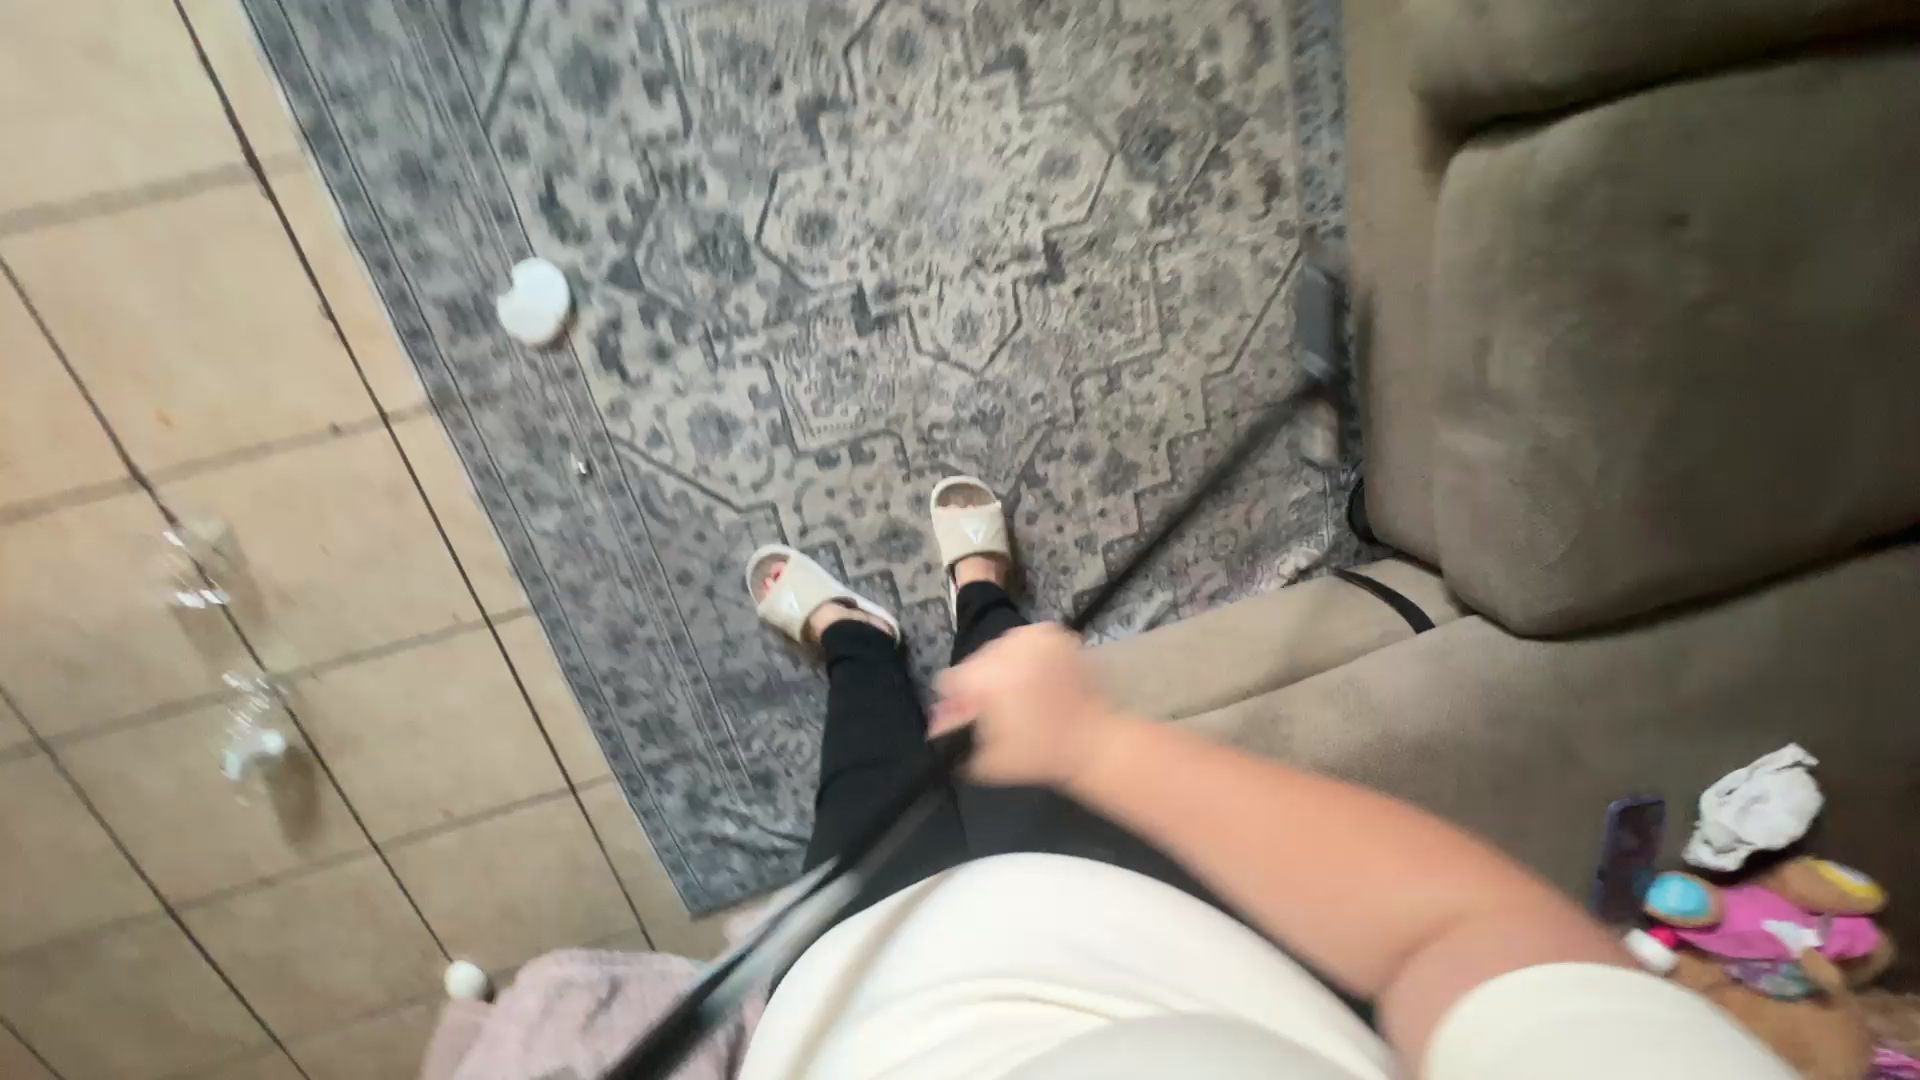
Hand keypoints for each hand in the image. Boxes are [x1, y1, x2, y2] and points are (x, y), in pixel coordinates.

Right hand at [932, 623, 1139, 787]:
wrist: (1093, 742)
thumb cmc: (1038, 754)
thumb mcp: (986, 758)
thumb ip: (952, 737)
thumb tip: (934, 724)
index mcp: (985, 677)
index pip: (950, 680)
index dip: (958, 699)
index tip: (974, 713)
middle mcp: (1005, 647)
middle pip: (975, 662)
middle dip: (983, 682)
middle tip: (1002, 707)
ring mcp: (1032, 636)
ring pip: (1000, 648)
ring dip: (1005, 668)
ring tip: (1023, 694)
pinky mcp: (1054, 633)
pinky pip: (1025, 641)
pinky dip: (1027, 656)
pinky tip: (1038, 678)